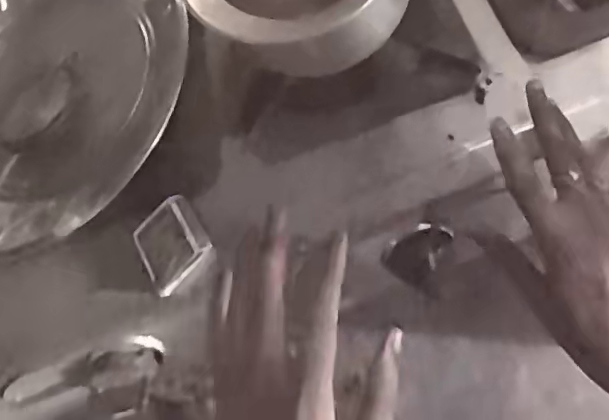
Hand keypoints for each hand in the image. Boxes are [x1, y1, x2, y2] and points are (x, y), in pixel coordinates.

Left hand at [211, 210, 400, 419]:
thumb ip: (380, 396)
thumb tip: (395, 337)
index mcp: (307, 392)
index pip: (320, 317)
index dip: (329, 271)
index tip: (337, 234)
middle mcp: (266, 381)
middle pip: (267, 304)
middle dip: (273, 253)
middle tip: (278, 211)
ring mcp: (236, 388)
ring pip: (235, 314)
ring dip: (242, 268)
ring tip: (250, 228)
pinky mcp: (219, 396)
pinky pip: (214, 339)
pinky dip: (217, 303)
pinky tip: (220, 276)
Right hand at [485, 81, 608, 419]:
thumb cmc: (589, 334)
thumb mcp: (542, 302)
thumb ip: (509, 260)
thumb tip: (473, 230)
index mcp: (553, 232)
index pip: (522, 182)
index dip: (508, 150)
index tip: (497, 121)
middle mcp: (580, 210)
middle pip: (557, 155)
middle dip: (543, 118)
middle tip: (533, 87)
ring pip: (585, 157)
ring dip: (570, 126)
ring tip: (556, 101)